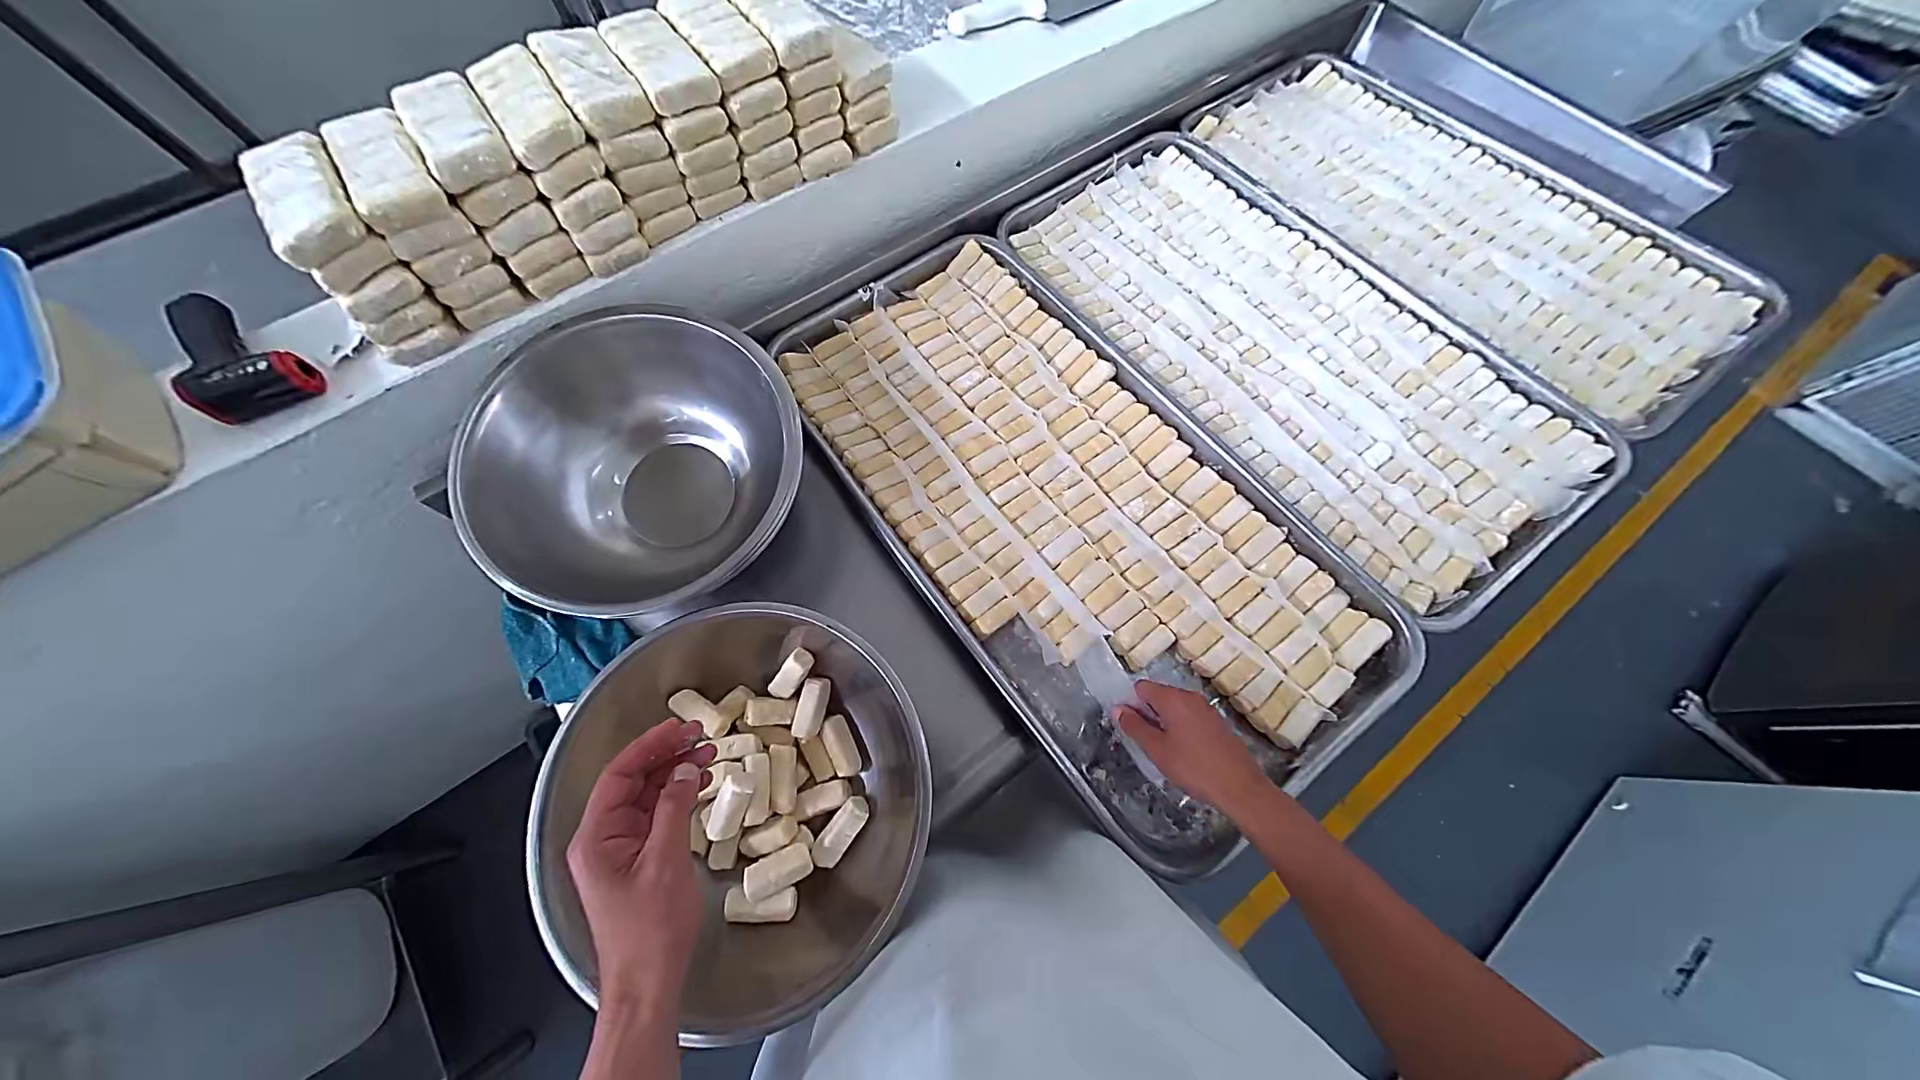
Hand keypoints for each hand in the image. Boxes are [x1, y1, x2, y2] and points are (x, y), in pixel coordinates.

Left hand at [568, 719, 715, 1011]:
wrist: (648, 981)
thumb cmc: (650, 930)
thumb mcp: (665, 861)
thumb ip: (673, 809)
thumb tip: (685, 770)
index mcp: (595, 838)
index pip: (618, 775)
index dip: (648, 746)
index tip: (678, 729)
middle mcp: (602, 839)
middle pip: (632, 781)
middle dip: (665, 754)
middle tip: (698, 736)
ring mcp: (620, 848)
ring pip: (647, 794)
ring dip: (676, 772)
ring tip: (707, 754)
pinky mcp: (638, 858)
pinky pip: (657, 814)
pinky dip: (678, 795)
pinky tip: (699, 784)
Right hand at [1116, 681, 1275, 819]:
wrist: (1240, 787)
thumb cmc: (1193, 767)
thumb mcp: (1157, 749)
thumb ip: (1134, 726)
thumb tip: (1118, 709)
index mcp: (1173, 699)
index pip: (1142, 687)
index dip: (1132, 704)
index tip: (1133, 727)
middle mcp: (1190, 697)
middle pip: (1159, 695)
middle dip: (1148, 714)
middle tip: (1148, 743)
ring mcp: (1207, 709)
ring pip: (1175, 708)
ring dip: (1165, 723)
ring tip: (1166, 751)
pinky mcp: (1218, 723)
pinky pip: (1190, 717)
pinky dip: (1182, 729)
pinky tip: (1186, 753)